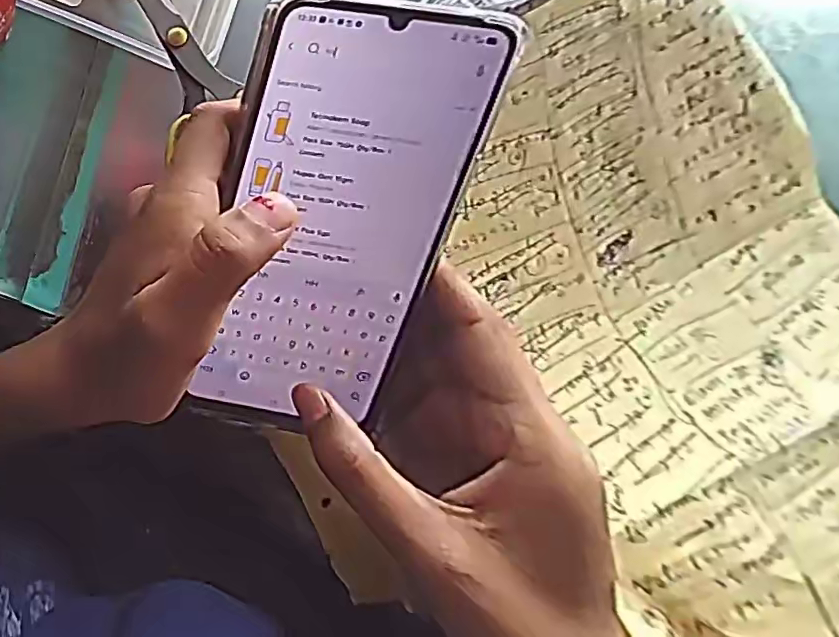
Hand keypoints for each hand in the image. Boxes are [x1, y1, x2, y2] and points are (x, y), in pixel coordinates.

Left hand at [48, 99, 299, 426]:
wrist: (80, 380)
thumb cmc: (125, 353)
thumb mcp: (179, 313)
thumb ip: (222, 257)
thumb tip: (277, 205)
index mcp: (175, 205)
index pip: (211, 127)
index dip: (255, 114)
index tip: (305, 124)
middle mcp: (168, 205)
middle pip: (224, 156)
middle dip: (274, 160)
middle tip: (331, 183)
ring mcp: (165, 228)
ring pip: (222, 192)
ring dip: (264, 198)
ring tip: (318, 223)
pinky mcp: (167, 252)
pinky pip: (214, 224)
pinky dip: (246, 231)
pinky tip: (274, 262)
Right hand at [291, 262, 622, 636]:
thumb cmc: (520, 625)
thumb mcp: (433, 550)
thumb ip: (362, 473)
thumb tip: (306, 398)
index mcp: (532, 437)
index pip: (484, 334)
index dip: (443, 283)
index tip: (397, 241)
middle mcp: (515, 426)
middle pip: (453, 342)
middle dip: (399, 303)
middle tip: (342, 264)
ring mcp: (490, 442)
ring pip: (432, 369)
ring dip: (385, 341)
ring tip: (330, 300)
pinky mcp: (467, 459)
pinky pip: (419, 403)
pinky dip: (381, 381)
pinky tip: (341, 363)